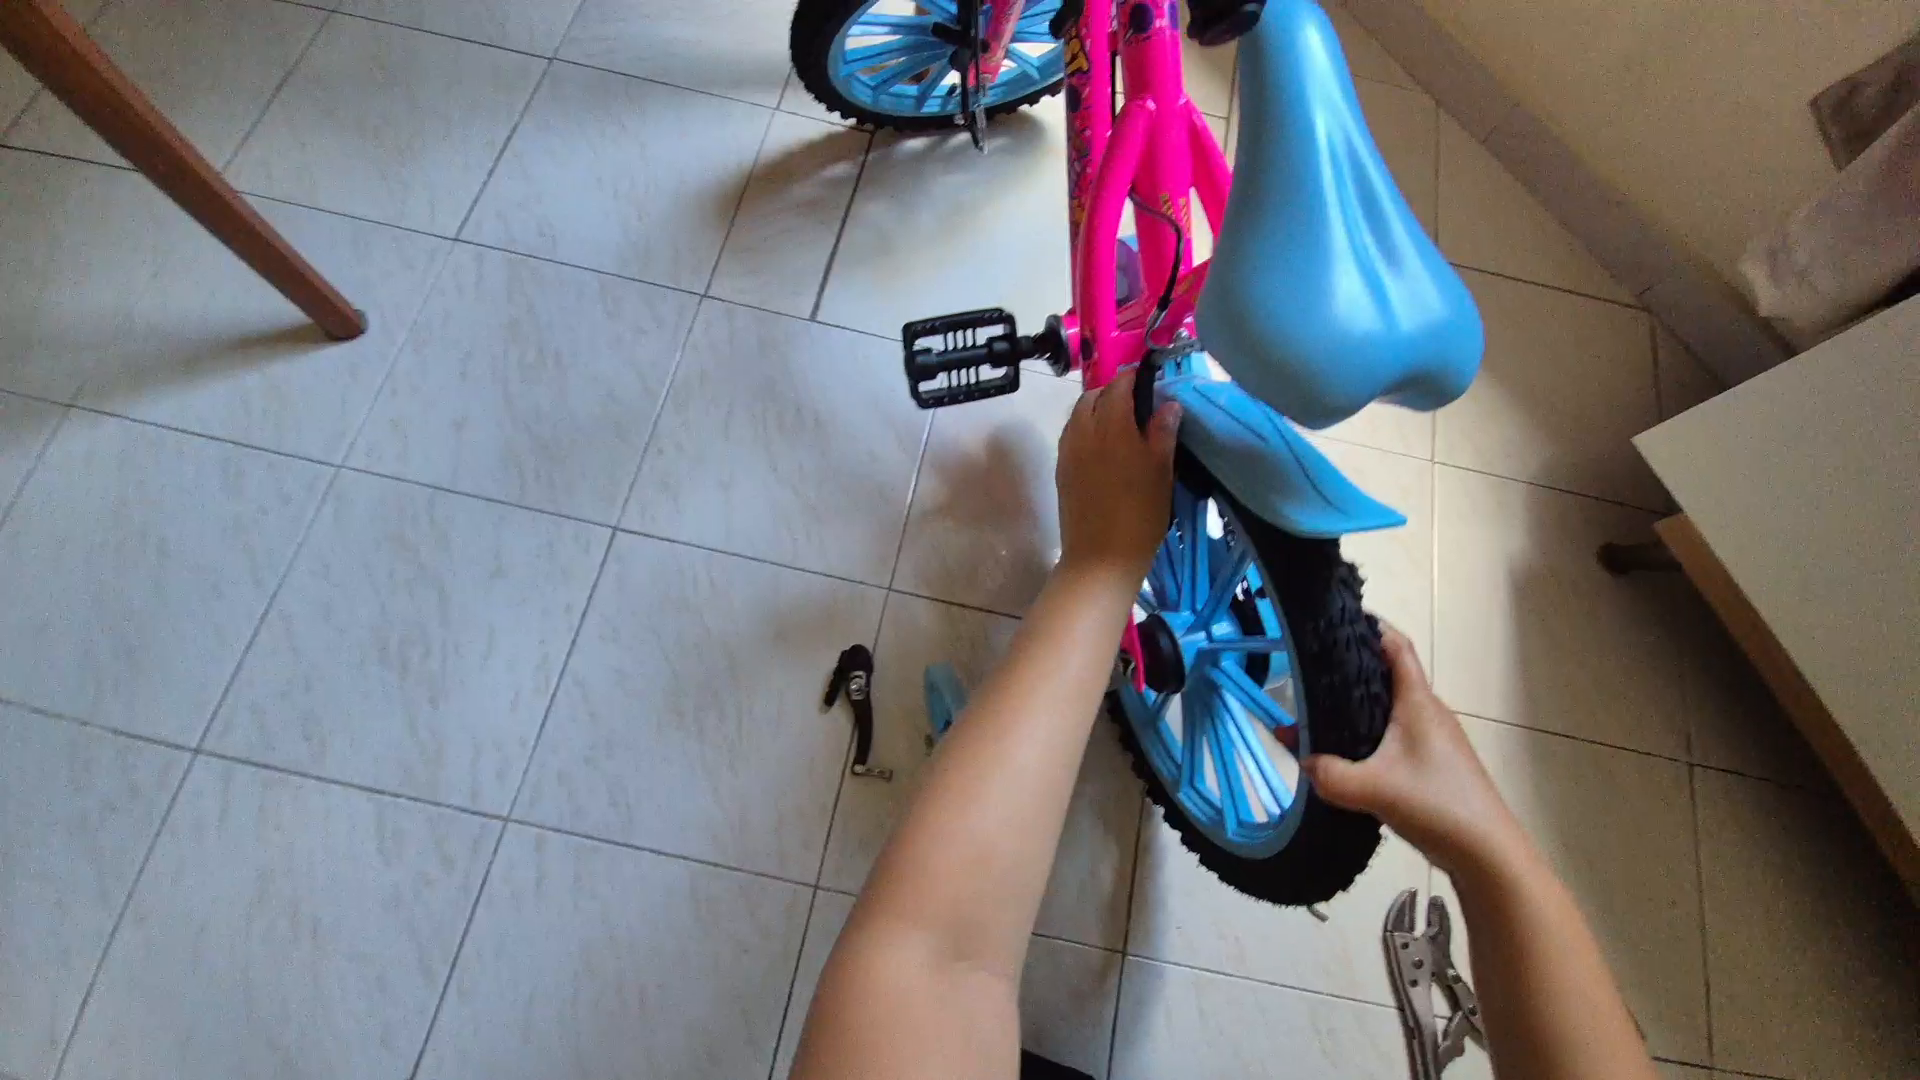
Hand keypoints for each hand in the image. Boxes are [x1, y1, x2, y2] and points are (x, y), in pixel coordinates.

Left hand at [1055, 368, 1180, 582]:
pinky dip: (1084, 429)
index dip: (1130, 378)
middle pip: (1091, 397)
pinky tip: (1102, 445)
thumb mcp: (1161, 471)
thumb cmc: (1140, 514)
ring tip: (1118, 422)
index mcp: (1111, 427)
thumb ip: (1162, 433)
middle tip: (1133, 402)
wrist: (1101, 556)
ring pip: (1077, 415)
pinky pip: (1071, 436)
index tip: (1145, 377)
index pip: (1117, 387)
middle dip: (1110, 391)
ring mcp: (1068, 451)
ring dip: (1094, 409)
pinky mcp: (1061, 470)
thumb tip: (1168, 404)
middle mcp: (1083, 432)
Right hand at [1303, 626, 1530, 876]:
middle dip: (1347, 668)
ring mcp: (1430, 739)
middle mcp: (1426, 713)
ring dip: (1351, 705)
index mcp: (1418, 703)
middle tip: (1306, 666)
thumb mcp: (1374, 789)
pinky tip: (1338, 750)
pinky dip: (1361, 732)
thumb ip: (1329, 774)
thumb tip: (1301, 761)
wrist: (1489, 856)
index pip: (1396, 647)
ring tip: (1312, 709)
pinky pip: (1388, 733)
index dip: (1369, 627)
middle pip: (1384, 675)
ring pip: (1384, 707)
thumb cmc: (1439, 805)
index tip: (1335, 618)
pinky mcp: (1429, 764)